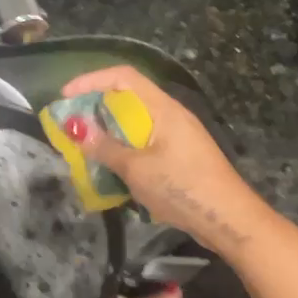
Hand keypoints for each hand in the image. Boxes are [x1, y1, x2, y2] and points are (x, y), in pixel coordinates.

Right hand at [61, 66, 270, 254]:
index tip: (66, 98)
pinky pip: (144, 142)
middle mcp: (171, 114)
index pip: (123, 76)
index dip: (91, 80)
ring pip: (135, 123)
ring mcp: (177, 136)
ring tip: (85, 150)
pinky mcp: (180, 156)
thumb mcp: (137, 170)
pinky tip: (111, 170)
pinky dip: (123, 149)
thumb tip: (75, 128)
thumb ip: (105, 148)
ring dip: (108, 133)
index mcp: (163, 108)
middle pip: (128, 98)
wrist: (231, 220)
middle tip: (71, 127)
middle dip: (95, 109)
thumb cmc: (183, 188)